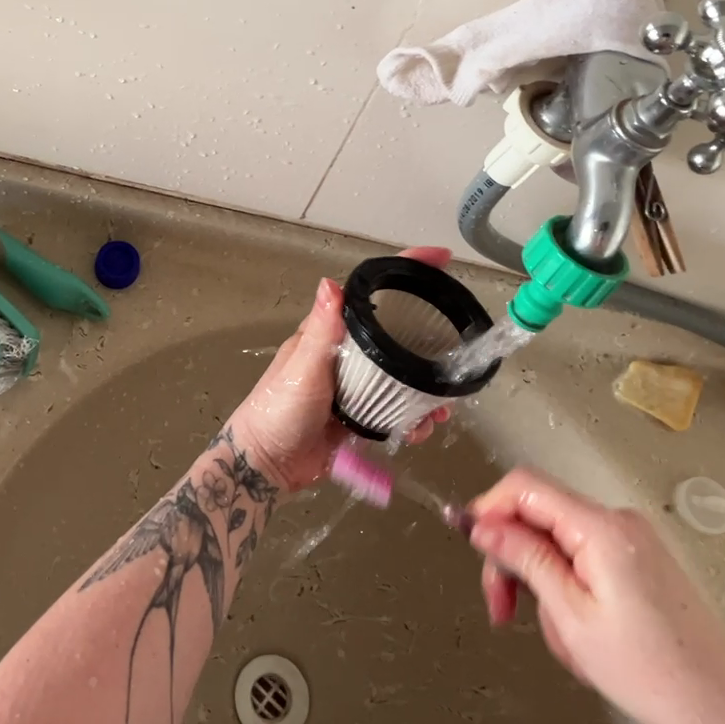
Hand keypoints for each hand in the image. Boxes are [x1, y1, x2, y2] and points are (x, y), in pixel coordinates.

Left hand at [226, 246, 453, 492]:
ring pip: (401, 377)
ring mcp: (355, 388)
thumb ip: (320, 330)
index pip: (370, 295)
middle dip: (429, 344)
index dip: (403, 272)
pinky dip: (413, 418)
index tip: (440, 258)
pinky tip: (420, 429)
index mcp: (329, 333)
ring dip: (425, 390)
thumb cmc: (279, 408)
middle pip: (396, 337)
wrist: (269, 465)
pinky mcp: (361, 418)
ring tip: (441, 408)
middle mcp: (345, 356)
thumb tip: (331, 283)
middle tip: (455, 357)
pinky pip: (396, 412)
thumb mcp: (302, 367)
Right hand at [466, 468, 724, 723]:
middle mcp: (620, 522)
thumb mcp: (570, 615)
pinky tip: (580, 629)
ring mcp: (633, 540)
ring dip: (541, 583)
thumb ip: (523, 558)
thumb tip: (481, 523)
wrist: (722, 715)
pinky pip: (582, 556)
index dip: (488, 507)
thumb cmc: (656, 673)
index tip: (469, 539)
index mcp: (602, 528)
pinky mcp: (640, 560)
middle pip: (537, 514)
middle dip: (512, 558)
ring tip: (560, 634)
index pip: (525, 485)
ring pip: (556, 540)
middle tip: (501, 606)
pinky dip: (567, 586)